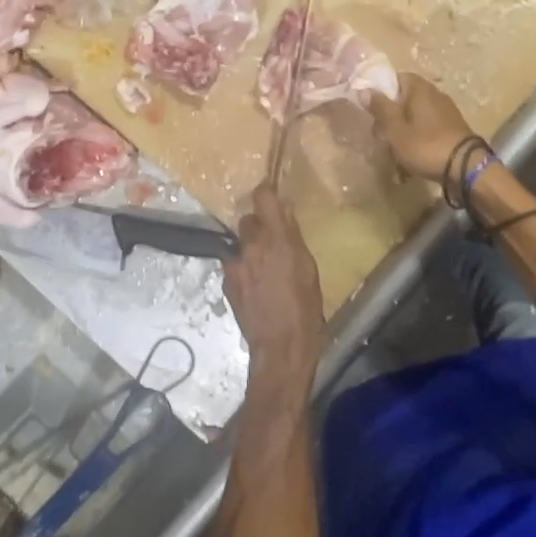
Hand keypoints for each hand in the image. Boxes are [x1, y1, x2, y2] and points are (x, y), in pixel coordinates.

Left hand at [224, 184, 323, 372]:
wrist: (280, 346)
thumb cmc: (304, 306)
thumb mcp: (309, 268)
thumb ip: (293, 236)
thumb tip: (285, 209)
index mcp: (275, 239)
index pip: (262, 197)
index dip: (265, 190)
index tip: (269, 190)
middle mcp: (250, 246)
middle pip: (246, 221)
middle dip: (257, 225)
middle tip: (272, 239)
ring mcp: (234, 265)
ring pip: (238, 244)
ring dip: (249, 248)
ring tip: (264, 267)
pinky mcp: (226, 284)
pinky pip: (234, 265)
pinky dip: (243, 268)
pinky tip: (256, 285)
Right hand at [370, 73, 475, 182]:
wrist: (465, 167)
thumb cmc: (425, 144)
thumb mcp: (395, 128)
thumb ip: (380, 108)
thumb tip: (364, 89)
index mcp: (419, 88)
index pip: (395, 79)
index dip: (380, 93)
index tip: (371, 112)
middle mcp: (434, 94)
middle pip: (403, 101)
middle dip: (390, 121)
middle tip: (382, 139)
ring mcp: (445, 112)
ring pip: (414, 119)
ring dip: (402, 136)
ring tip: (396, 158)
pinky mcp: (451, 129)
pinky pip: (426, 131)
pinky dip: (417, 143)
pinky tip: (411, 163)